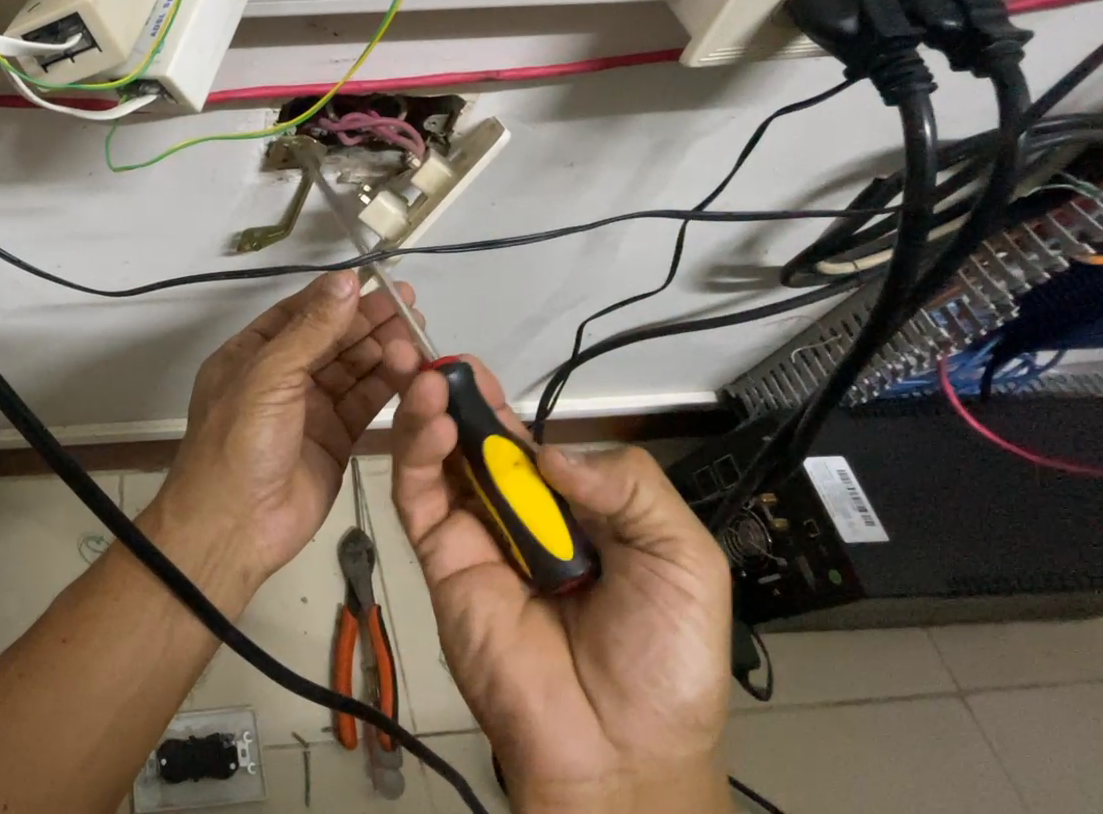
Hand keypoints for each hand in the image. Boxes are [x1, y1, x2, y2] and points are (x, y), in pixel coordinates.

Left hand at [145, 271, 421, 599]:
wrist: (234, 526)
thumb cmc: (240, 441)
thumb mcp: (269, 376)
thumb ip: (311, 330)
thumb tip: (345, 279)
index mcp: (250, 356)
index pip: (298, 315)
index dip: (336, 298)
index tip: (377, 282)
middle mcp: (279, 379)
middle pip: (329, 341)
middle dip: (366, 323)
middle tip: (410, 304)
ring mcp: (307, 411)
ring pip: (350, 371)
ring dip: (381, 352)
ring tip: (418, 331)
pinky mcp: (333, 440)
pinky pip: (362, 405)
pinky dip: (386, 387)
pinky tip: (413, 368)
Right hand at [390, 356, 732, 813]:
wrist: (616, 747)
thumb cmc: (663, 658)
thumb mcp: (684, 558)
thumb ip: (627, 487)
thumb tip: (548, 452)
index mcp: (573, 509)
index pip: (527, 443)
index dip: (499, 404)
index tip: (472, 366)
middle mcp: (517, 514)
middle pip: (475, 443)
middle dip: (452, 396)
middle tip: (433, 355)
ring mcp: (474, 535)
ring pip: (440, 461)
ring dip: (429, 414)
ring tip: (427, 377)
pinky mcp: (440, 559)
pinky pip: (421, 500)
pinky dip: (418, 458)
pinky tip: (434, 428)